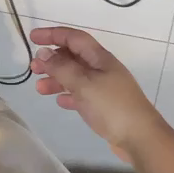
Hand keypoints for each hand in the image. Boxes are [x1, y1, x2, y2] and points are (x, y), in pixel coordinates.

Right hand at [29, 26, 170, 162]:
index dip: (53, 34)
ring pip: (75, 76)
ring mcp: (104, 88)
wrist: (141, 138)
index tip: (32, 38)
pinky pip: (81, 94)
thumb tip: (43, 53)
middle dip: (52, 59)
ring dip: (56, 79)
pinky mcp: (104, 106)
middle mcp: (102, 69)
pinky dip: (68, 94)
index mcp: (100, 58)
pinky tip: (59, 101)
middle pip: (73, 56)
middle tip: (33, 68)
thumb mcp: (84, 84)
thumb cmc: (112, 106)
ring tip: (39, 88)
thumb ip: (61, 68)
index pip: (74, 38)